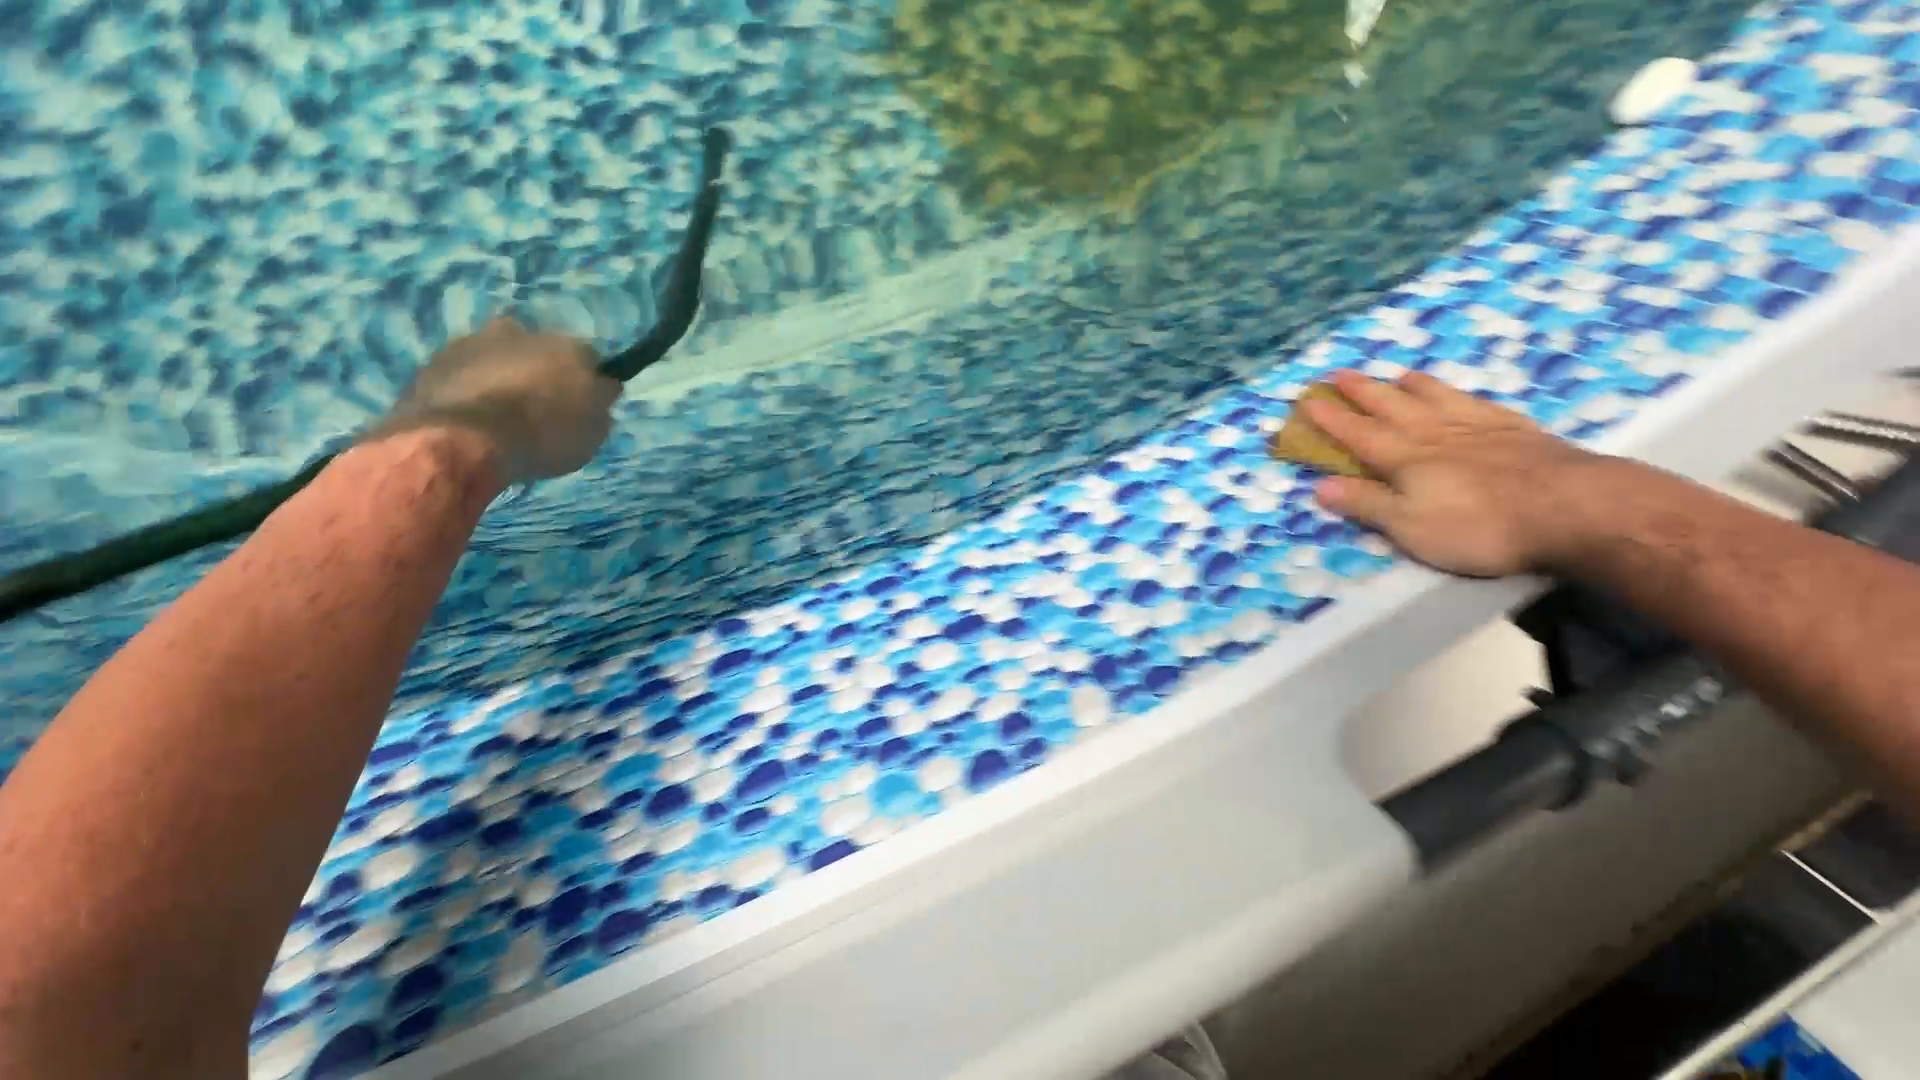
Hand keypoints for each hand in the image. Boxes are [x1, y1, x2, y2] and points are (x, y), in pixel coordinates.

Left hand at [371, 317, 621, 484]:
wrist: (463, 439)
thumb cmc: (542, 435)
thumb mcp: (593, 432)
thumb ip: (599, 405)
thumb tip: (602, 389)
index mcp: (568, 346)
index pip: (589, 357)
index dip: (587, 381)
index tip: (583, 405)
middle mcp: (521, 332)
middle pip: (538, 350)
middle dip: (540, 371)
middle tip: (538, 406)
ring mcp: (473, 342)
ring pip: (496, 356)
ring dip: (501, 376)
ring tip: (500, 414)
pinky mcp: (433, 362)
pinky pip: (462, 373)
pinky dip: (469, 389)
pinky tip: (470, 417)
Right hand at [1303, 370, 1615, 576]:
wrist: (1573, 508)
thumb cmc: (1482, 526)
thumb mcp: (1411, 527)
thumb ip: (1367, 504)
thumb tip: (1320, 486)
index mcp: (1406, 458)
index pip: (1358, 434)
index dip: (1331, 420)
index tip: (1307, 401)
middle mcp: (1435, 433)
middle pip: (1391, 406)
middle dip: (1361, 391)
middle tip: (1339, 374)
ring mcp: (1478, 426)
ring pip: (1434, 397)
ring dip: (1410, 385)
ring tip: (1396, 374)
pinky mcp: (1516, 429)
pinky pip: (1476, 402)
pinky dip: (1457, 394)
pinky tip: (1458, 394)